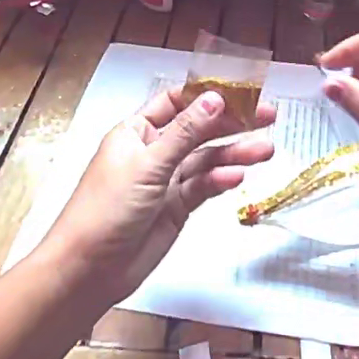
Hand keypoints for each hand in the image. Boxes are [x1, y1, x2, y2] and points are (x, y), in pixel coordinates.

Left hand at [44, 87, 275, 301]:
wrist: (90, 267)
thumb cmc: (107, 207)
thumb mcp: (149, 164)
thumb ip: (186, 132)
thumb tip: (214, 98)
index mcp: (136, 130)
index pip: (175, 102)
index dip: (206, 95)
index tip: (241, 91)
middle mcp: (152, 151)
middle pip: (197, 129)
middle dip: (231, 123)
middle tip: (269, 115)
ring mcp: (165, 181)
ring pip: (205, 160)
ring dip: (234, 153)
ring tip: (265, 150)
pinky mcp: (175, 208)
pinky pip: (202, 188)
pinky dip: (220, 181)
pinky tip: (237, 176)